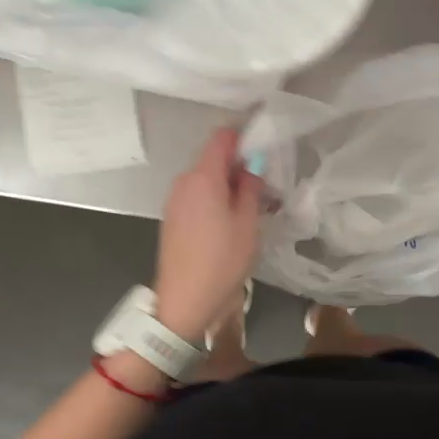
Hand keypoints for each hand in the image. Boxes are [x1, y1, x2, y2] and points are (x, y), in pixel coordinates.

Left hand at [153, 127, 263, 339]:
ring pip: (205, 179)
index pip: (221, 137)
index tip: (264, 151)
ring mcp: (175, 200)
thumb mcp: (247, 224)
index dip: (243, 137)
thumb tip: (251, 167)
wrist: (184, 301)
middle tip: (265, 186)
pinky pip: (197, 196)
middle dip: (238, 166)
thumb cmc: (221, 261)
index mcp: (203, 177)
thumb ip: (250, 188)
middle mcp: (184, 182)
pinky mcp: (173, 218)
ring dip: (227, 185)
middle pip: (213, 158)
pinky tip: (230, 223)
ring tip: (251, 209)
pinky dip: (214, 199)